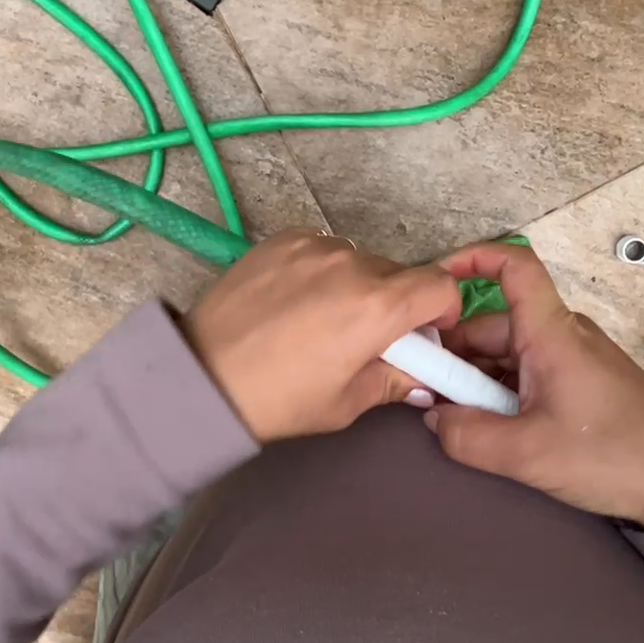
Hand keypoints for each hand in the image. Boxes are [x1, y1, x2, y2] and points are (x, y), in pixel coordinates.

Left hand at [183, 229, 462, 442]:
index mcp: (377, 307)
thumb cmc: (277, 398)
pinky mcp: (283, 239)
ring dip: (356, 284)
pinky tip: (294, 301)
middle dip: (395, 303)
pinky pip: (322, 249)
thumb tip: (422, 376)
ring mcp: (314, 246)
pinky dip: (321, 270)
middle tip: (365, 336)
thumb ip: (395, 380)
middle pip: (399, 274)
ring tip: (320, 318)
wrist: (201, 374)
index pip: (441, 285)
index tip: (424, 331)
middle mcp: (351, 264)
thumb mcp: (346, 403)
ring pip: (359, 260)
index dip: (442, 310)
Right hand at [423, 241, 643, 528]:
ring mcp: (570, 357)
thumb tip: (433, 416)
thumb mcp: (528, 453)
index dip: (472, 259)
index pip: (514, 266)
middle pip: (492, 323)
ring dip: (474, 378)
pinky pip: (524, 372)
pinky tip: (487, 424)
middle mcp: (560, 334)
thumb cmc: (612, 456)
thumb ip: (468, 436)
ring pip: (504, 352)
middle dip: (453, 352)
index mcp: (551, 333)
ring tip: (455, 417)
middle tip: (425, 391)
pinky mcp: (578, 381)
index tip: (432, 285)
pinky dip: (497, 391)